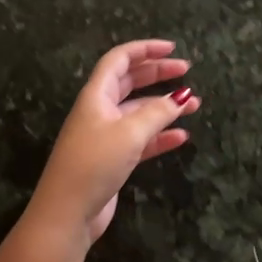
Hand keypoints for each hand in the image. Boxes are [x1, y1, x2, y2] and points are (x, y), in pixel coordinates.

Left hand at [30, 39, 200, 243]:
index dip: (145, 49)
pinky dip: (160, 135)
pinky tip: (182, 136)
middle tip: (186, 70)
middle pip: (130, 81)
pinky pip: (141, 139)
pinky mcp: (113, 159)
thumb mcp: (128, 133)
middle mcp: (100, 110)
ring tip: (194, 105)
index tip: (172, 48)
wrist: (67, 213)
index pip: (120, 59)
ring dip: (164, 106)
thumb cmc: (94, 163)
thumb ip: (157, 113)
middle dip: (157, 73)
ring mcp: (106, 135)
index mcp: (96, 94)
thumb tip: (182, 96)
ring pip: (138, 111)